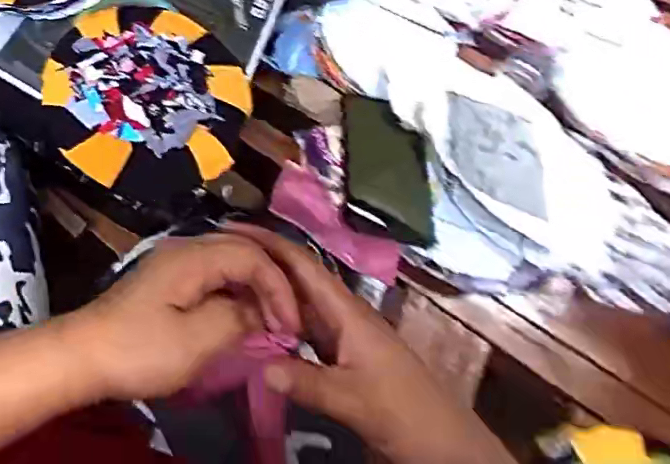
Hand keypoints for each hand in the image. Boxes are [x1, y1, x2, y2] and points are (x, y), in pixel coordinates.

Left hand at [56, 233, 301, 400]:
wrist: (85, 353)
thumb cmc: (140, 348)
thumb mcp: (194, 341)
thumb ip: (234, 319)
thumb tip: (259, 312)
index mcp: (192, 256)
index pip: (250, 254)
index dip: (278, 287)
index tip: (292, 328)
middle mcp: (184, 248)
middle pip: (240, 248)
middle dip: (270, 282)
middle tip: (288, 324)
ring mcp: (174, 261)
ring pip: (227, 259)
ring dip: (253, 286)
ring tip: (270, 324)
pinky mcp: (167, 279)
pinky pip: (213, 273)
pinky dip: (234, 291)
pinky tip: (241, 318)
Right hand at [224, 223, 515, 463]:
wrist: (450, 446)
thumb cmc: (406, 412)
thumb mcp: (355, 400)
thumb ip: (307, 381)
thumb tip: (257, 364)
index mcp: (345, 308)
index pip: (300, 262)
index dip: (267, 241)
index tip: (231, 228)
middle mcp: (340, 310)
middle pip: (295, 273)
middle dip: (260, 256)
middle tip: (219, 251)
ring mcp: (342, 331)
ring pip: (297, 297)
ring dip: (267, 283)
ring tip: (229, 277)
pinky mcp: (342, 351)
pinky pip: (302, 322)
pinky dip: (277, 314)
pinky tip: (258, 320)